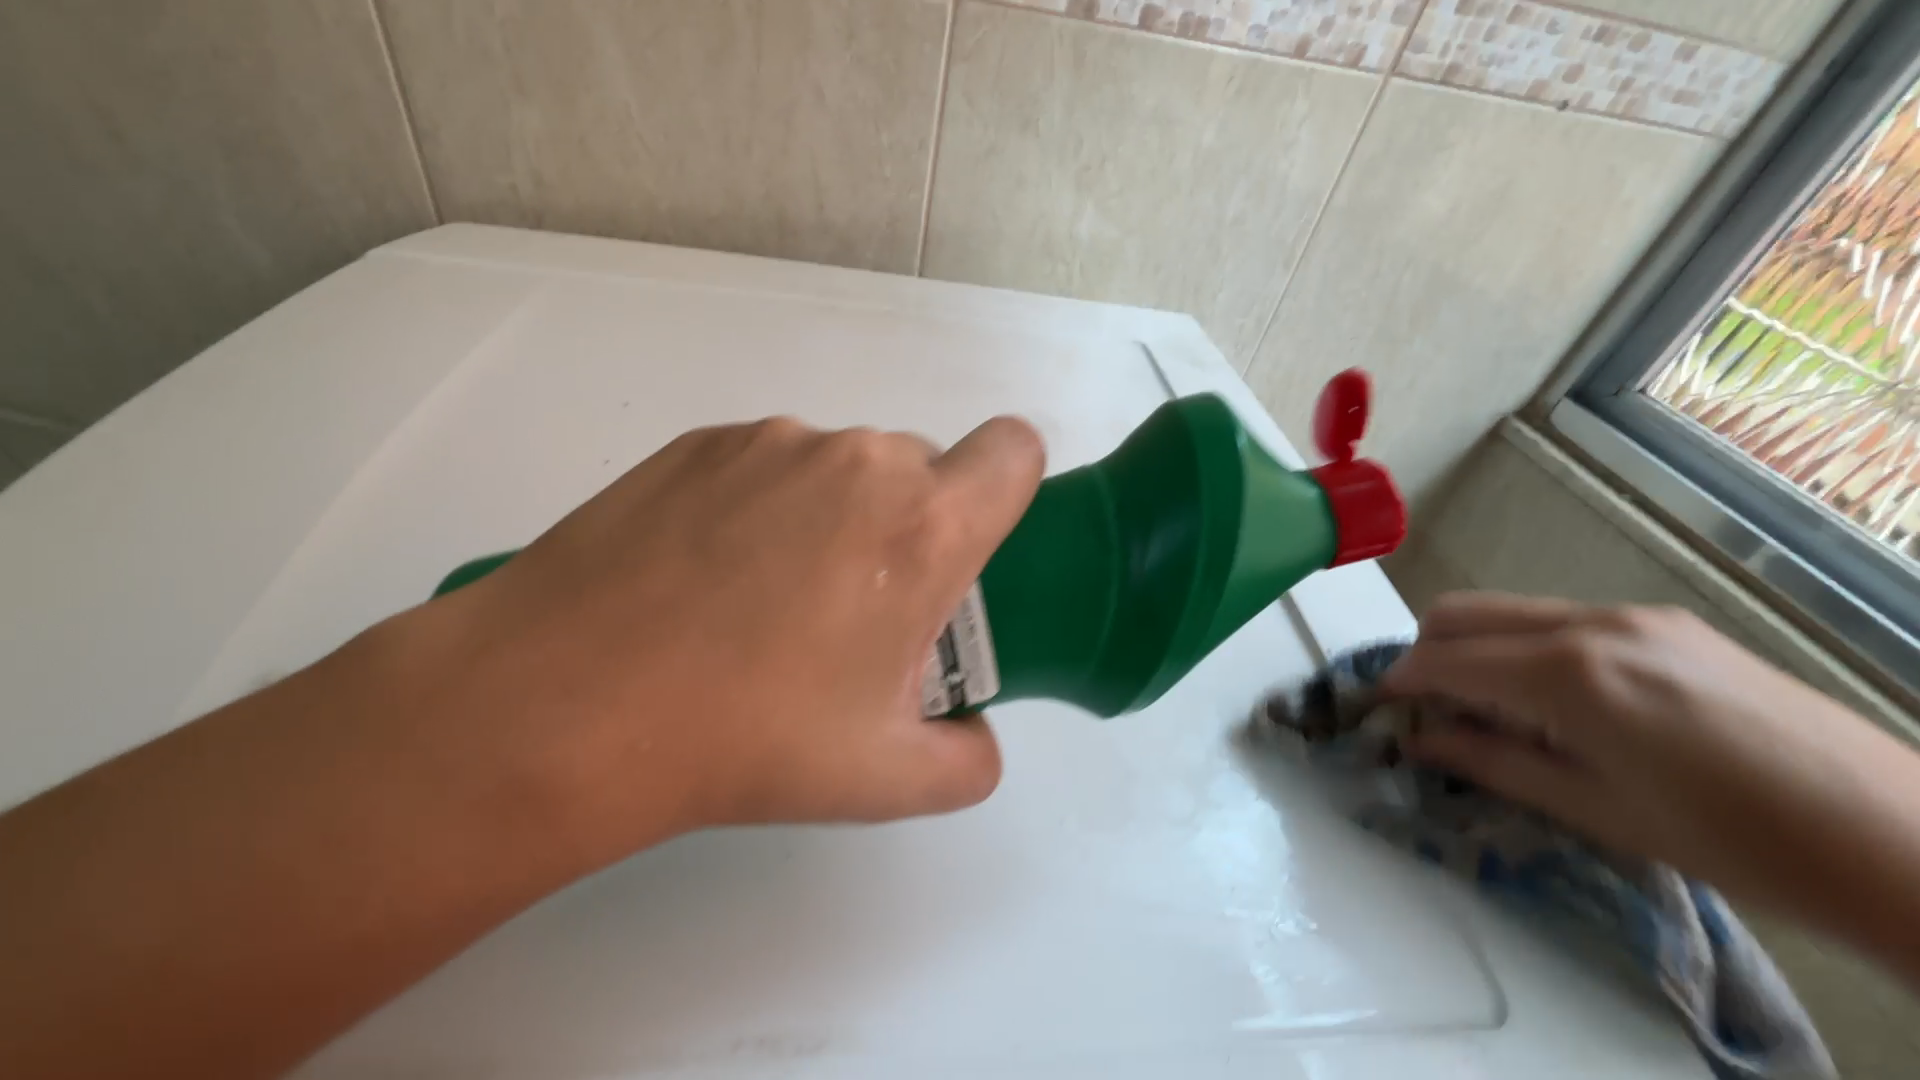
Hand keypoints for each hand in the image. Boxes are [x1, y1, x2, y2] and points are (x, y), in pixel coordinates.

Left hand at [0, 413, 1045, 1079]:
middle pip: (923, 468)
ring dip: (835, 516)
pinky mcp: (696, 442)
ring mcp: (771, 442)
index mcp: (925, 526)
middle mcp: (859, 460)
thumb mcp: (884, 781)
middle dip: (911, 526)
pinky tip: (703, 577)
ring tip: (763, 601)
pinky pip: (767, 463)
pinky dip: (762, 505)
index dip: (1005, 492)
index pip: (1014, 450)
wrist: (565, 703)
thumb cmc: (749, 739)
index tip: (964, 553)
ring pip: (842, 466)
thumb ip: (968, 760)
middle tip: (853, 612)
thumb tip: (972, 738)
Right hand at [1383, 592, 1919, 927]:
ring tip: (1484, 709)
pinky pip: (1561, 619)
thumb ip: (1492, 763)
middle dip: (1423, 652)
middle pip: (1463, 612)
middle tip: (1420, 707)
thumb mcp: (1594, 811)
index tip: (1374, 707)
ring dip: (1474, 647)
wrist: (1897, 836)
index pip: (1445, 659)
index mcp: (1569, 676)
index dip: (1397, 681)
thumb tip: (1421, 741)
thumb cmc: (1736, 842)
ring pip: (1510, 610)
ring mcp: (1636, 617)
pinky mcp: (1669, 624)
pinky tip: (1550, 700)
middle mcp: (1593, 625)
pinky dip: (1525, 647)